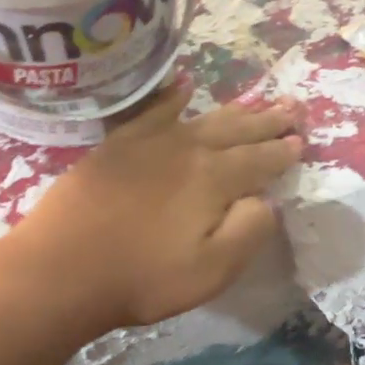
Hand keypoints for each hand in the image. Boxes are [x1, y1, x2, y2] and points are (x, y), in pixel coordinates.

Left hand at [9, 80, 303, 329]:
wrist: (61, 271)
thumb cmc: (143, 278)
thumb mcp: (213, 270)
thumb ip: (249, 230)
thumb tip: (266, 200)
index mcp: (215, 179)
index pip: (261, 160)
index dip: (284, 151)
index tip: (303, 141)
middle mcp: (187, 149)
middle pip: (237, 130)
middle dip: (268, 121)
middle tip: (293, 108)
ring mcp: (148, 143)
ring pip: (203, 118)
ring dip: (234, 110)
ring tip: (256, 102)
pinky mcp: (116, 146)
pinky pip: (154, 111)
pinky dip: (173, 97)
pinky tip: (184, 86)